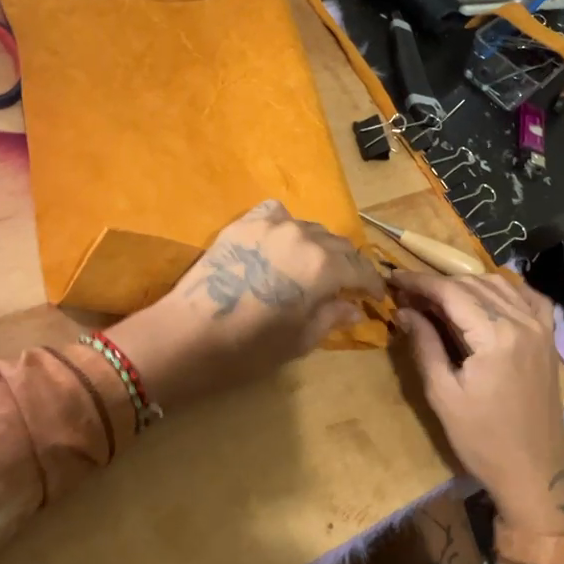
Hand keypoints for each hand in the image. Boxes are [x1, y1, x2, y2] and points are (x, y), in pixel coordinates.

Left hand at [109, 200, 384, 407]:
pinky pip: (276, 214)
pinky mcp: (243, 224)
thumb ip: (331, 317)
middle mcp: (304, 237)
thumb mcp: (300, 340)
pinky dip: (286, 225)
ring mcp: (271, 226)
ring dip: (319, 247)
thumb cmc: (249, 349)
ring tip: (314, 266)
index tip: (376, 297)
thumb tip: (353, 308)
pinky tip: (282, 242)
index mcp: (324, 267)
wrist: (187, 336)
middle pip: (338, 245)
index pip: (361, 270)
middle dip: (348, 265)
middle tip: (347, 285)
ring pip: (309, 229)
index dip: (372, 284)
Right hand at [392, 272, 563, 534]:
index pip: (451, 291)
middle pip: (473, 284)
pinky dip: (504, 289)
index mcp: (496, 336)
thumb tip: (404, 311)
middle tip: (408, 294)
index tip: (393, 277)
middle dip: (438, 284)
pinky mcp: (549, 339)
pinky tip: (485, 295)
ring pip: (499, 285)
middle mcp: (522, 322)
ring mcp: (541, 328)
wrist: (534, 473)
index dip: (419, 281)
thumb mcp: (443, 395)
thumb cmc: (483, 441)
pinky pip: (529, 298)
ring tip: (437, 297)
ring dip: (466, 284)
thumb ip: (424, 345)